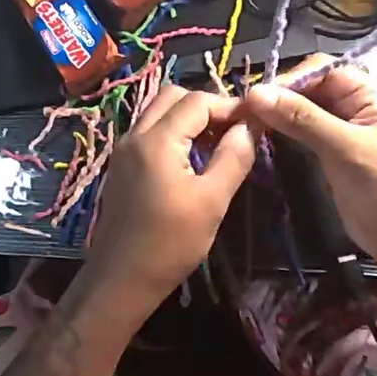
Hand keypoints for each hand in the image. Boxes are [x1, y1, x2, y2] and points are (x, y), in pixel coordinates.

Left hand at [83, 86, 256, 308]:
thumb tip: (251, 125)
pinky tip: (193, 158)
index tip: (256, 122)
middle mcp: (135, 135)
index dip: (230, 106)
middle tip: (235, 131)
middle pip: (173, 97)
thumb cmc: (169, 244)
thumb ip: (233, 157)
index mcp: (156, 140)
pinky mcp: (121, 165)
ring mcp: (123, 150)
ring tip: (218, 143)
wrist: (120, 279)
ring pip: (158, 112)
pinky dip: (173, 132)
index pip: (197, 101)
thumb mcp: (212, 202)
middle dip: (207, 105)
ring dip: (189, 118)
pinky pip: (149, 132)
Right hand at [244, 64, 376, 259]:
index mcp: (371, 97)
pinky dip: (285, 132)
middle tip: (244, 112)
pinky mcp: (334, 157)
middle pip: (311, 88)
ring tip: (247, 123)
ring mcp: (345, 134)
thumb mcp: (346, 150)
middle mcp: (357, 109)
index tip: (255, 97)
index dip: (289, 78)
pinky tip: (263, 137)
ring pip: (305, 112)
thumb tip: (255, 92)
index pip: (323, 70)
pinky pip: (305, 134)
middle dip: (279, 95)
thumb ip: (302, 119)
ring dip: (278, 114)